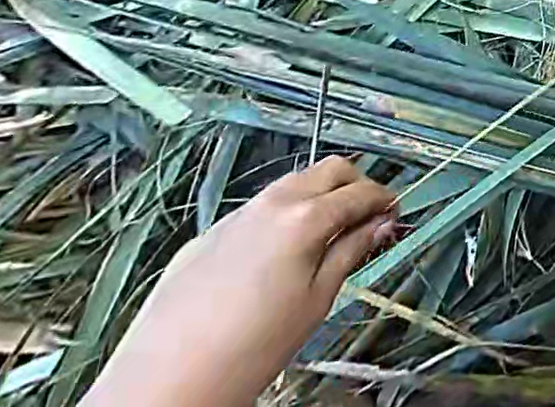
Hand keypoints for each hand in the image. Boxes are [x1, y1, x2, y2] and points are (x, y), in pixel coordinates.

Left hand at [82, 156, 397, 406]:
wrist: (160, 386)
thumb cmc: (250, 349)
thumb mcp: (316, 301)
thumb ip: (352, 251)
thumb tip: (382, 223)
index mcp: (306, 216)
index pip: (361, 191)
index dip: (384, 199)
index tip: (394, 213)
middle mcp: (273, 202)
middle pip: (330, 168)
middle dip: (356, 183)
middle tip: (366, 215)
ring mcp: (237, 215)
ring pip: (293, 183)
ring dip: (320, 194)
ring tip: (327, 232)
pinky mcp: (207, 234)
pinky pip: (258, 209)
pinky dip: (283, 214)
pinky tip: (278, 254)